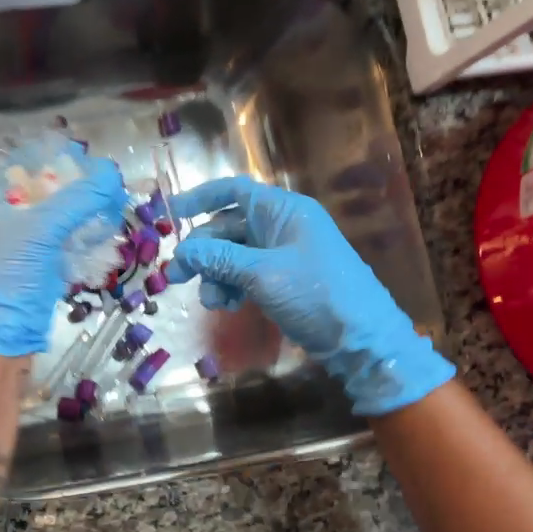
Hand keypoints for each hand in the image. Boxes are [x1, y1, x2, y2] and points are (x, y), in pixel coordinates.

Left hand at [0, 141, 127, 357]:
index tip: (90, 159)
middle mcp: (12, 214)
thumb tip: (112, 173)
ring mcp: (29, 240)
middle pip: (52, 186)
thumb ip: (79, 197)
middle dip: (83, 185)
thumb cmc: (14, 274)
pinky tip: (105, 236)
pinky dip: (88, 236)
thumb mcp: (45, 228)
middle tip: (110, 188)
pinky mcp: (44, 263)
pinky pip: (70, 239)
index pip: (29, 160)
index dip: (59, 154)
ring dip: (90, 211)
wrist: (4, 333)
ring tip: (113, 211)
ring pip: (65, 214)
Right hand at [166, 176, 452, 415]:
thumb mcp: (262, 274)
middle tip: (178, 278)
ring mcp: (281, 254)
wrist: (363, 340)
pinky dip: (230, 287)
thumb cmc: (317, 295)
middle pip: (227, 227)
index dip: (200, 198)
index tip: (169, 214)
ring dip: (214, 275)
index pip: (234, 191)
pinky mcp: (281, 280)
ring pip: (231, 255)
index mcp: (284, 211)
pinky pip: (243, 274)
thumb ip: (218, 259)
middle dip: (202, 251)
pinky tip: (226, 306)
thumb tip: (180, 251)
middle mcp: (281, 226)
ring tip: (212, 302)